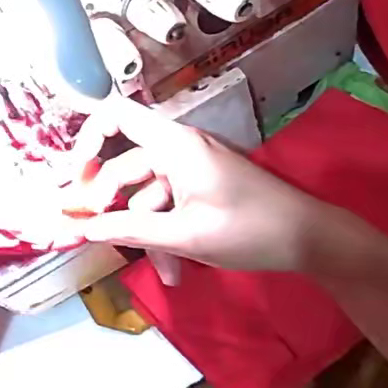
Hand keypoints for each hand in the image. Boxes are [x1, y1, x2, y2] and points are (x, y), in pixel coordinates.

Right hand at [65, 94, 358, 277]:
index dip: (87, 140)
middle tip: (89, 232)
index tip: (75, 177)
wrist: (313, 239)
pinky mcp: (202, 187)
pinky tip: (175, 269)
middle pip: (125, 167)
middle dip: (109, 204)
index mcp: (174, 144)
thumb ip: (128, 229)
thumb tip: (81, 228)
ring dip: (145, 231)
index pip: (116, 117)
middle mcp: (178, 149)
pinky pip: (168, 205)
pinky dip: (165, 232)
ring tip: (161, 270)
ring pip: (147, 195)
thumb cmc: (250, 229)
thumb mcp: (184, 234)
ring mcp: (191, 169)